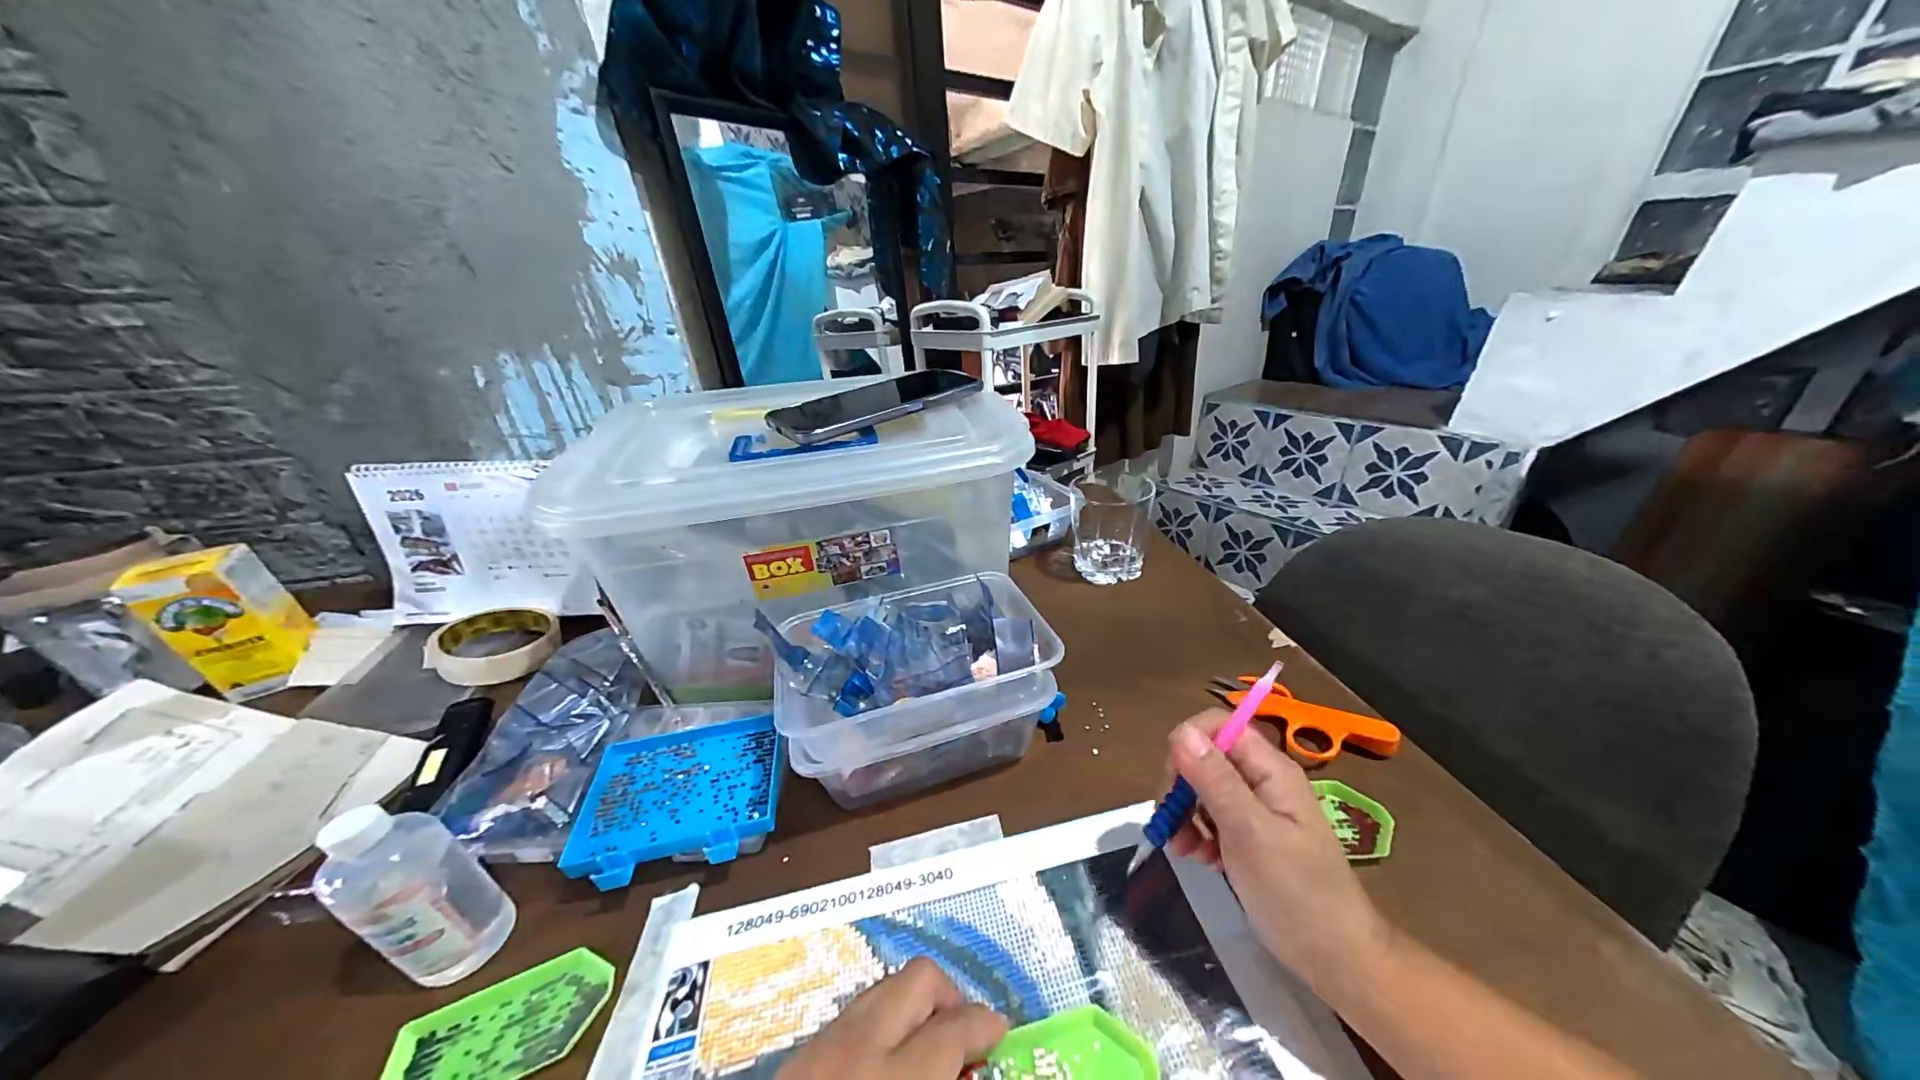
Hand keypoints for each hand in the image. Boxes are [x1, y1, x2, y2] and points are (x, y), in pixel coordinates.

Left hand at [777, 957, 1008, 1079]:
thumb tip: (968, 1072)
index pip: (956, 1027)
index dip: (987, 1027)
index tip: (997, 1037)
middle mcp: (860, 1049)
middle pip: (922, 979)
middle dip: (951, 1000)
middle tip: (960, 1041)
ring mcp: (825, 1045)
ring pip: (886, 987)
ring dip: (915, 1008)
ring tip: (924, 1052)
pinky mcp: (802, 1053)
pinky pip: (856, 1012)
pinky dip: (881, 1024)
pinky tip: (883, 1066)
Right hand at [1166, 710, 1391, 996]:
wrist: (1337, 958)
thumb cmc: (1296, 892)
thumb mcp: (1249, 832)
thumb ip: (1215, 780)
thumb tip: (1181, 732)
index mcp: (1271, 770)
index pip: (1220, 725)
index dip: (1189, 742)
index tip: (1173, 781)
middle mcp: (1264, 781)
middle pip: (1207, 756)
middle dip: (1181, 784)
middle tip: (1170, 820)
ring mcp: (1258, 810)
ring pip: (1204, 788)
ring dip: (1185, 813)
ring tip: (1182, 848)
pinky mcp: (1251, 837)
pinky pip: (1212, 818)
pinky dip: (1198, 833)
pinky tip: (1198, 858)